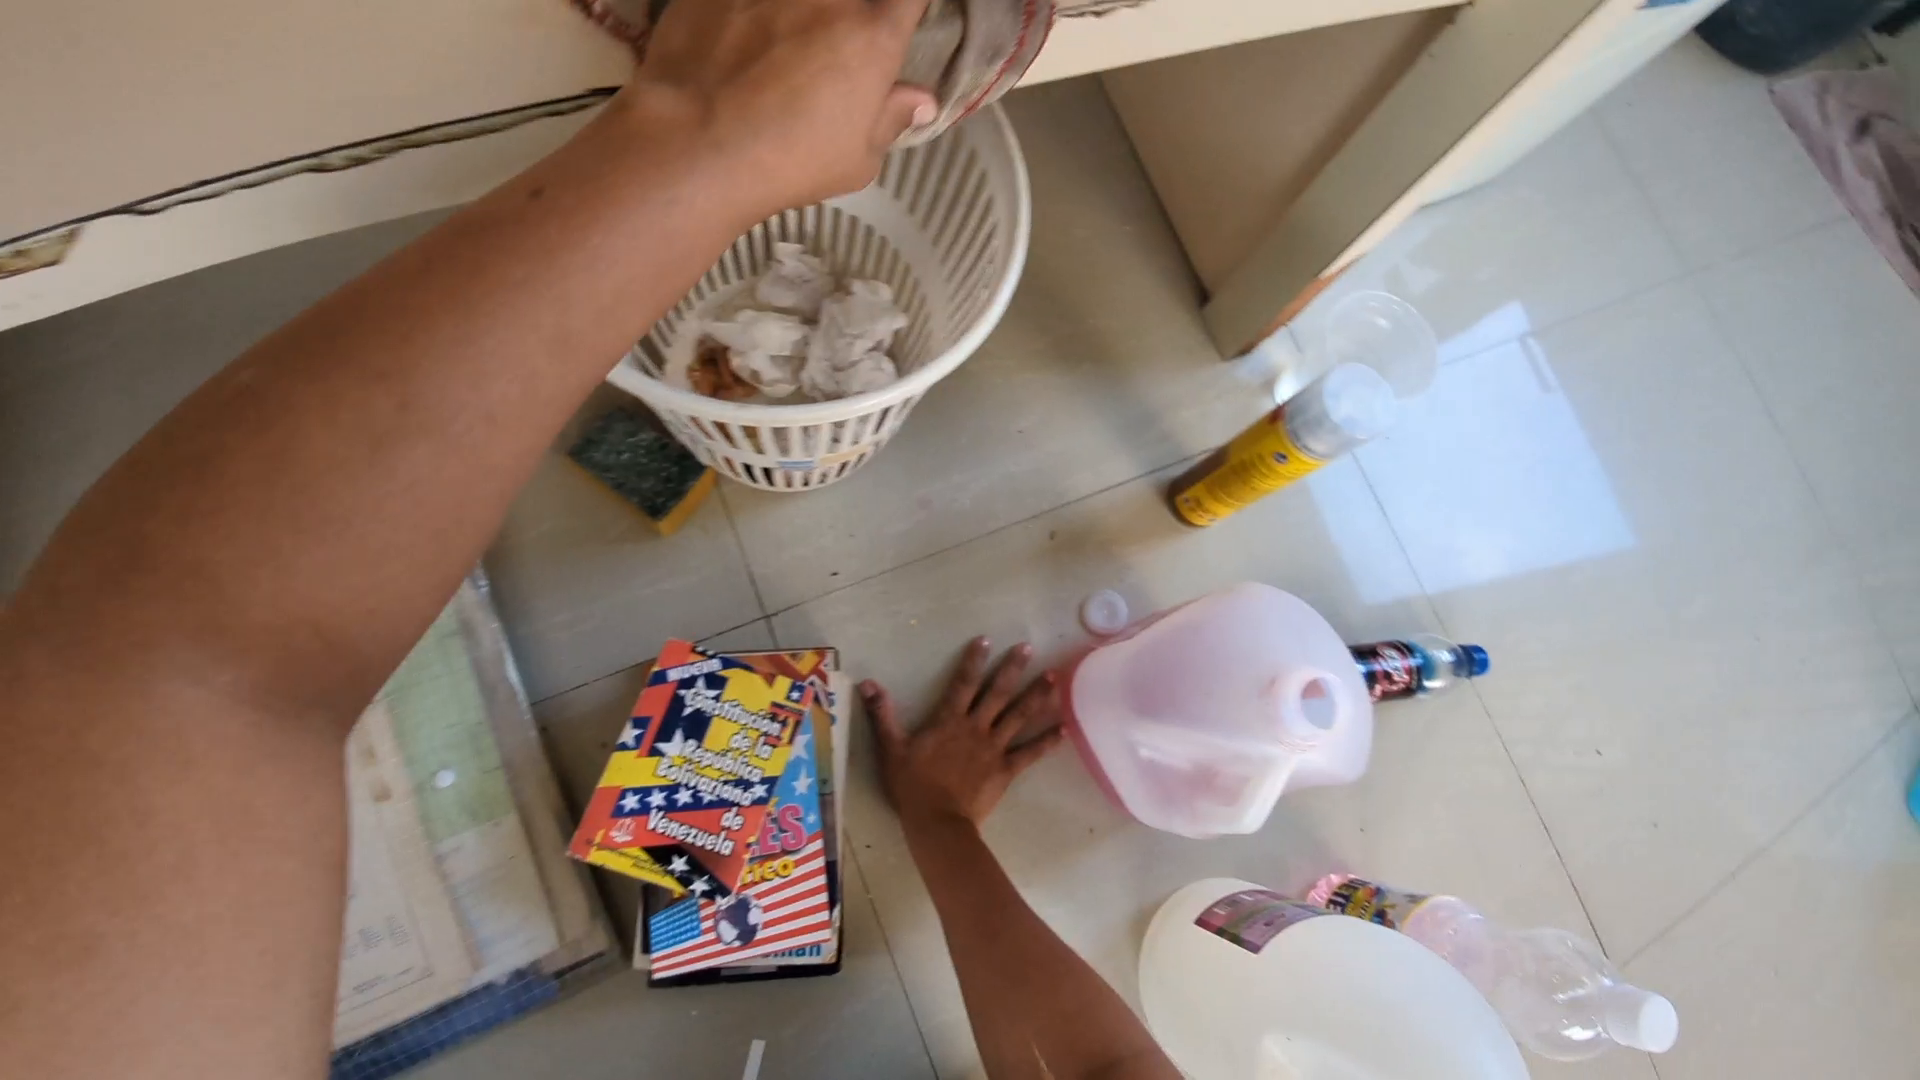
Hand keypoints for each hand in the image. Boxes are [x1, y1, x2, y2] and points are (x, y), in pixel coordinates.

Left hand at [619, 0, 938, 215]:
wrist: (700, 142)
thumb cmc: (792, 161)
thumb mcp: (858, 161)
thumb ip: (891, 119)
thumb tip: (922, 101)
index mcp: (873, 33)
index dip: (908, 10)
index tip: (900, 22)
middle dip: (851, 17)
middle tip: (835, 51)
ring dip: (799, 16)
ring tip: (785, 52)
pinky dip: (753, 13)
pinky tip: (742, 45)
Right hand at [863, 637, 1065, 831]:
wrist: (937, 822)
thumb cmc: (912, 786)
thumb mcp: (891, 748)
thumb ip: (882, 714)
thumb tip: (868, 682)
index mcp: (949, 720)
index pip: (962, 683)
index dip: (973, 661)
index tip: (986, 640)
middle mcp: (975, 728)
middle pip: (998, 693)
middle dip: (1013, 669)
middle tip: (1029, 648)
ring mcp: (994, 748)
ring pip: (1019, 716)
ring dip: (1036, 696)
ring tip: (1053, 677)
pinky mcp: (1006, 770)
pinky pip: (1030, 753)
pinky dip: (1048, 741)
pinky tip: (1065, 728)